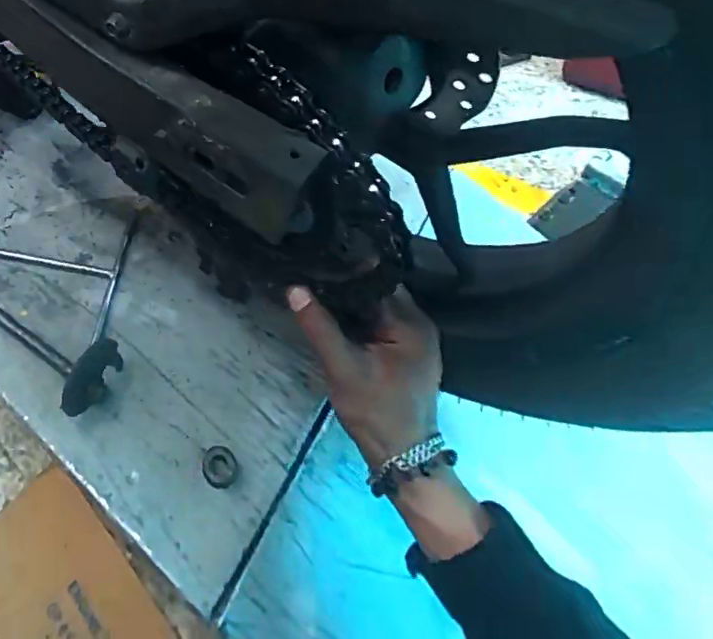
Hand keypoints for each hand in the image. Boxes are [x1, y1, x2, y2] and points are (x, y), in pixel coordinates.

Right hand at [290, 283, 491, 559]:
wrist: (402, 458)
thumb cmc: (376, 411)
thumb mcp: (342, 367)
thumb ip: (319, 325)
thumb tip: (294, 287)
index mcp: (411, 321)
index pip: (377, 278)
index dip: (347, 266)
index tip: (318, 254)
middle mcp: (418, 323)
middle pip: (377, 289)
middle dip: (346, 281)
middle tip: (311, 267)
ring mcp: (414, 338)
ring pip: (377, 304)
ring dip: (351, 298)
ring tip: (317, 283)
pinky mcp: (405, 350)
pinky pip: (379, 320)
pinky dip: (358, 314)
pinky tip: (334, 312)